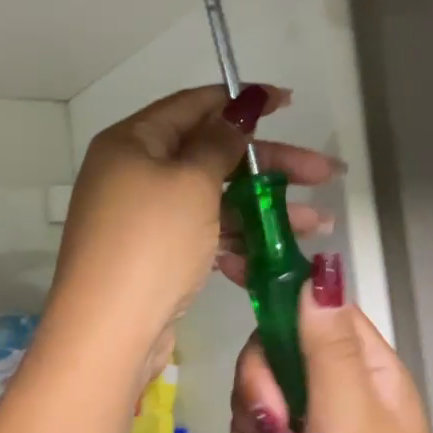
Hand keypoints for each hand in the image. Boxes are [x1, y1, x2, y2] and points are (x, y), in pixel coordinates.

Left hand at [51, 85, 337, 353]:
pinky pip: (201, 233)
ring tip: (318, 224)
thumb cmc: (150, 243)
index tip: (289, 103)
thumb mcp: (190, 182)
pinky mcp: (153, 255)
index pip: (192, 105)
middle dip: (268, 164)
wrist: (107, 331)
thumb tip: (237, 108)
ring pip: (211, 198)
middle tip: (326, 173)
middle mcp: (131, 173)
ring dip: (262, 207)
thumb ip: (219, 143)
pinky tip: (276, 254)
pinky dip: (236, 238)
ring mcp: (142, 218)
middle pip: (208, 154)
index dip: (242, 102)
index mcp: (131, 142)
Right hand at [228, 260, 432, 432]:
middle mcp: (343, 390)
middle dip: (262, 382)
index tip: (232, 270)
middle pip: (277, 348)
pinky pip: (253, 428)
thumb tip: (321, 270)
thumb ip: (327, 344)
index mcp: (371, 372)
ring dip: (256, 422)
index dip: (280, 289)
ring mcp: (316, 424)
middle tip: (274, 418)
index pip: (320, 307)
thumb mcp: (347, 418)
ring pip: (258, 389)